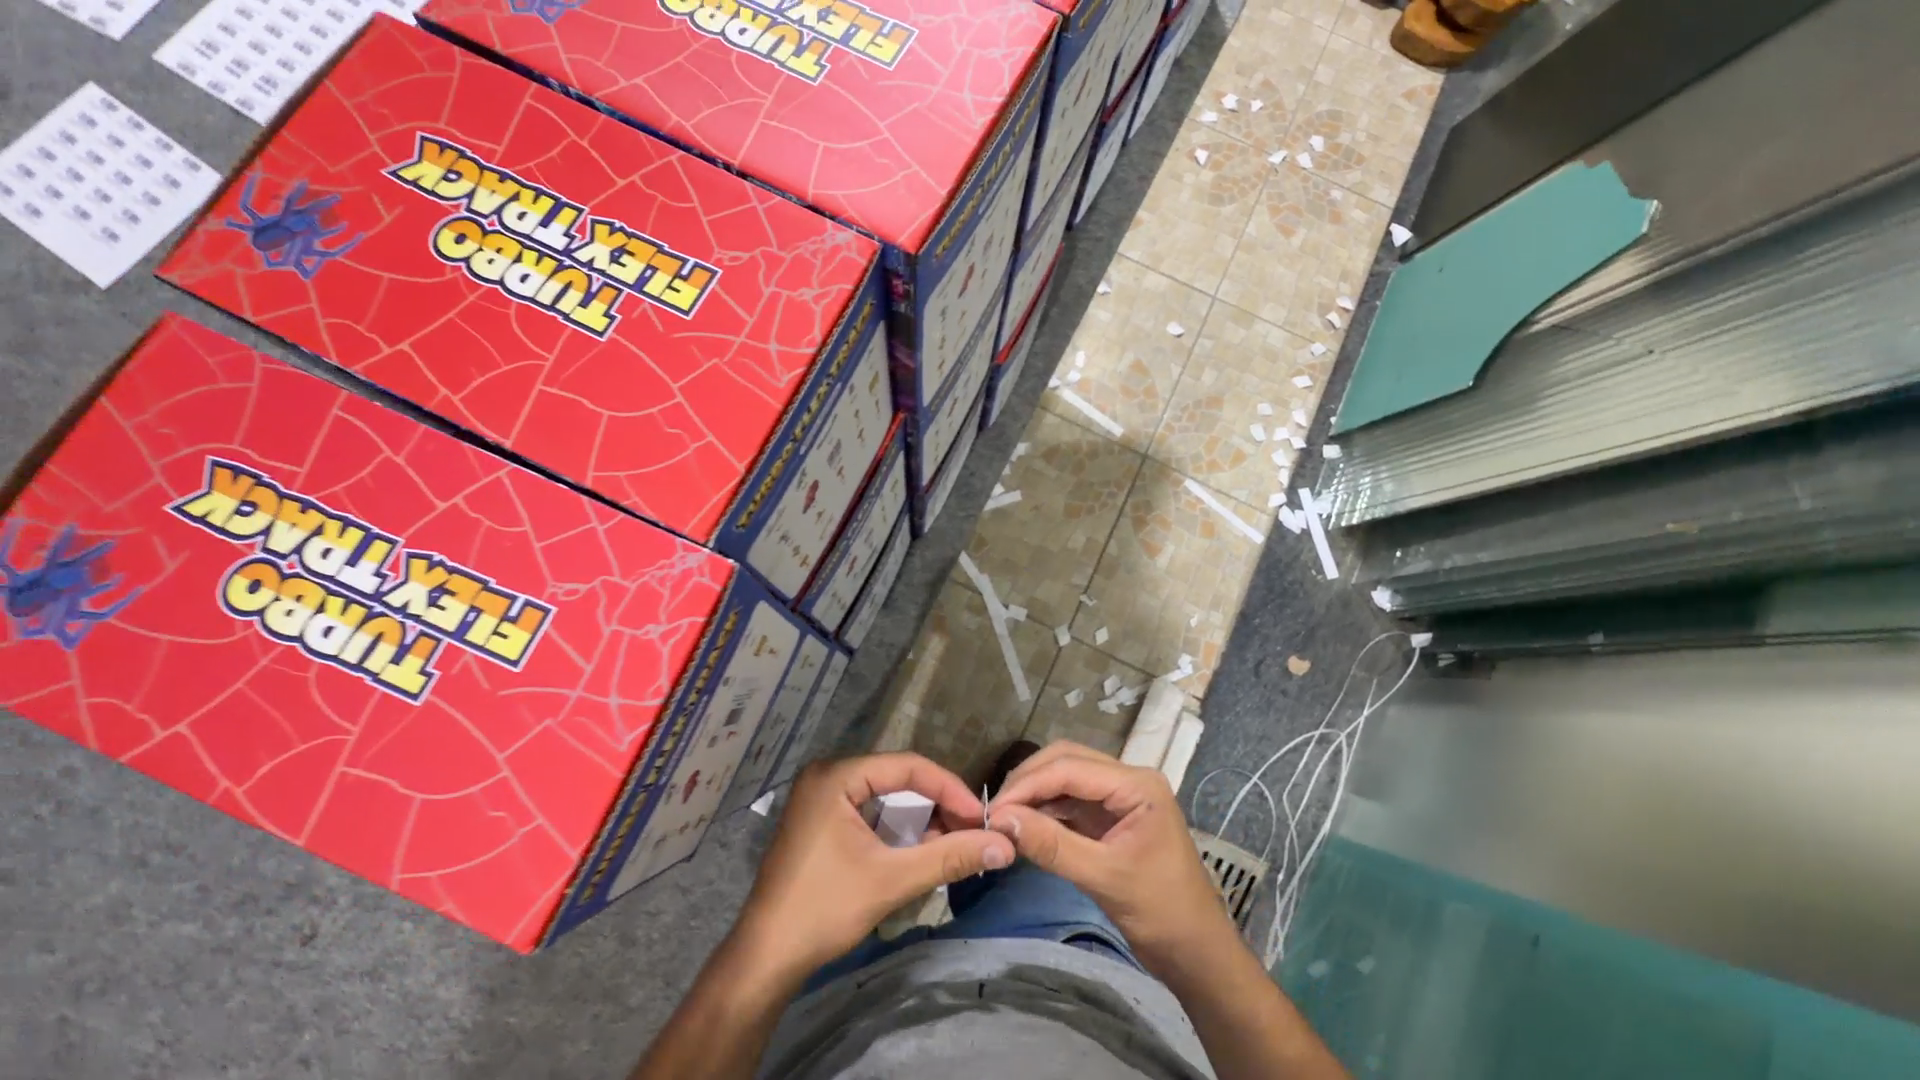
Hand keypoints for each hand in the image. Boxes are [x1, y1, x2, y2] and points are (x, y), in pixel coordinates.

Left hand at [737, 753, 1015, 977]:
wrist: (766, 955)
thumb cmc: (824, 908)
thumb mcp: (892, 880)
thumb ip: (949, 857)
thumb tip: (1006, 846)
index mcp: (836, 776)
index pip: (909, 766)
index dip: (951, 790)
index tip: (981, 819)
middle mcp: (827, 777)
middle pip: (898, 779)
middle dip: (938, 806)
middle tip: (972, 833)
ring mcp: (820, 800)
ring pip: (886, 798)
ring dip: (921, 821)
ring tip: (954, 845)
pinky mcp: (820, 824)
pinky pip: (870, 814)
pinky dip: (898, 831)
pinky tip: (922, 853)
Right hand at [987, 741, 1236, 978]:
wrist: (1195, 950)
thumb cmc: (1160, 911)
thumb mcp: (1103, 878)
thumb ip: (1052, 845)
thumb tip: (1001, 820)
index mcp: (1138, 784)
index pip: (1070, 767)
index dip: (1027, 784)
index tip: (993, 811)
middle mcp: (1129, 780)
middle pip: (1066, 761)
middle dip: (1028, 781)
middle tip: (995, 812)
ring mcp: (1120, 798)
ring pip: (1066, 779)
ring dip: (1034, 794)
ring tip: (1003, 820)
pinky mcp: (1110, 818)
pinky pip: (1070, 802)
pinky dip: (1045, 810)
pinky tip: (1024, 827)